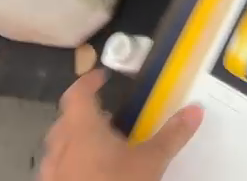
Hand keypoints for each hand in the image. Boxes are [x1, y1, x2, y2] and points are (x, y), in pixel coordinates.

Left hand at [39, 69, 203, 180]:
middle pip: (64, 122)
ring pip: (57, 150)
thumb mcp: (151, 162)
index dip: (88, 81)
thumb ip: (172, 134)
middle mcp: (60, 149)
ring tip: (99, 149)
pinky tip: (90, 177)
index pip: (77, 94)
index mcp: (82, 130)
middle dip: (82, 115)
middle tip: (106, 117)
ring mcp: (51, 176)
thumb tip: (195, 110)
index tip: (103, 76)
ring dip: (73, 143)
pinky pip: (56, 174)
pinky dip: (70, 168)